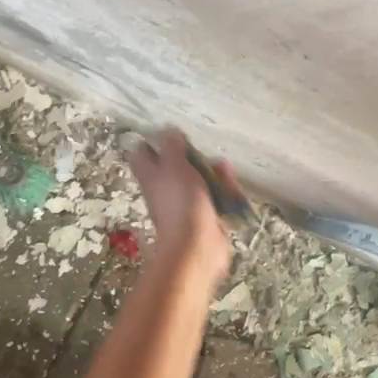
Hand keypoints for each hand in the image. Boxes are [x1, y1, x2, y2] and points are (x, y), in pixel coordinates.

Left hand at [126, 128, 231, 284]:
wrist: (197, 247)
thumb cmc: (182, 203)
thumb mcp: (175, 166)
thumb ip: (172, 146)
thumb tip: (168, 130)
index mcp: (152, 176)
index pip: (143, 153)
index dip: (153, 141)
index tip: (172, 133)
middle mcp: (166, 188)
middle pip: (177, 165)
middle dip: (195, 157)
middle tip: (205, 153)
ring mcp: (186, 203)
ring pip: (200, 180)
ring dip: (215, 174)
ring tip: (226, 171)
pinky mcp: (205, 215)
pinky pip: (216, 198)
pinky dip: (226, 193)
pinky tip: (234, 191)